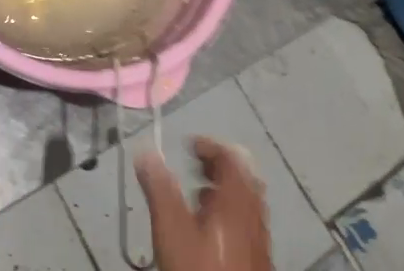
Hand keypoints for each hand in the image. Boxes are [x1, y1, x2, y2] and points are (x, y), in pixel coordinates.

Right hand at [136, 137, 272, 270]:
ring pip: (246, 201)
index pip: (231, 158)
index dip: (210, 146)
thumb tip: (145, 151)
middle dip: (219, 166)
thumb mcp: (171, 228)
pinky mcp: (256, 259)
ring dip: (224, 189)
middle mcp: (253, 215)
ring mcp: (258, 238)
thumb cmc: (198, 268)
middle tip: (195, 165)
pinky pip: (246, 221)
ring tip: (198, 193)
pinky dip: (228, 210)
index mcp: (236, 200)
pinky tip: (208, 228)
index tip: (188, 144)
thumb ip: (158, 187)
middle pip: (244, 177)